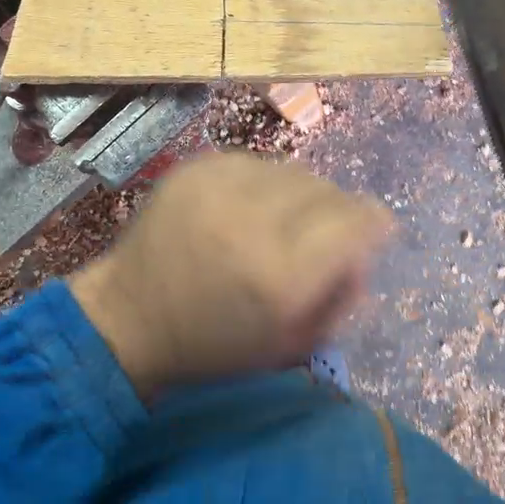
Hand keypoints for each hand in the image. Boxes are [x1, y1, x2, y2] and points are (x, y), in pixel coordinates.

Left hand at [68, 152, 392, 397]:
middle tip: (325, 231)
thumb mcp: (290, 342)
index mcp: (280, 275)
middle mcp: (253, 220)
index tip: (376, 226)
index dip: (373, 221)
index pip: (354, 222)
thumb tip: (366, 249)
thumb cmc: (214, 342)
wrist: (128, 315)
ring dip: (299, 194)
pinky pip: (255, 161)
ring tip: (280, 220)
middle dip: (337, 209)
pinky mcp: (196, 167)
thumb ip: (340, 296)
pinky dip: (263, 182)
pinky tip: (246, 206)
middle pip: (327, 190)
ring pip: (293, 171)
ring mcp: (220, 186)